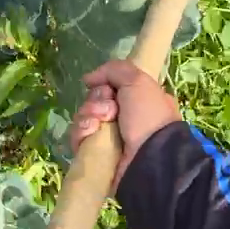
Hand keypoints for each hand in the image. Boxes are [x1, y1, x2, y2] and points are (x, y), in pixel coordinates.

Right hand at [71, 60, 180, 185]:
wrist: (150, 158)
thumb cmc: (149, 117)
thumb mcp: (138, 81)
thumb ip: (115, 70)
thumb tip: (89, 79)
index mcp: (136, 102)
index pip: (108, 88)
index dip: (104, 86)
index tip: (108, 91)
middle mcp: (123, 120)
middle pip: (93, 102)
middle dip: (96, 103)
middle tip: (110, 111)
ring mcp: (109, 139)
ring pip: (84, 119)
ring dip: (89, 116)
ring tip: (101, 124)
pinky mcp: (97, 156)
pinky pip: (79, 138)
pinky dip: (82, 133)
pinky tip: (92, 134)